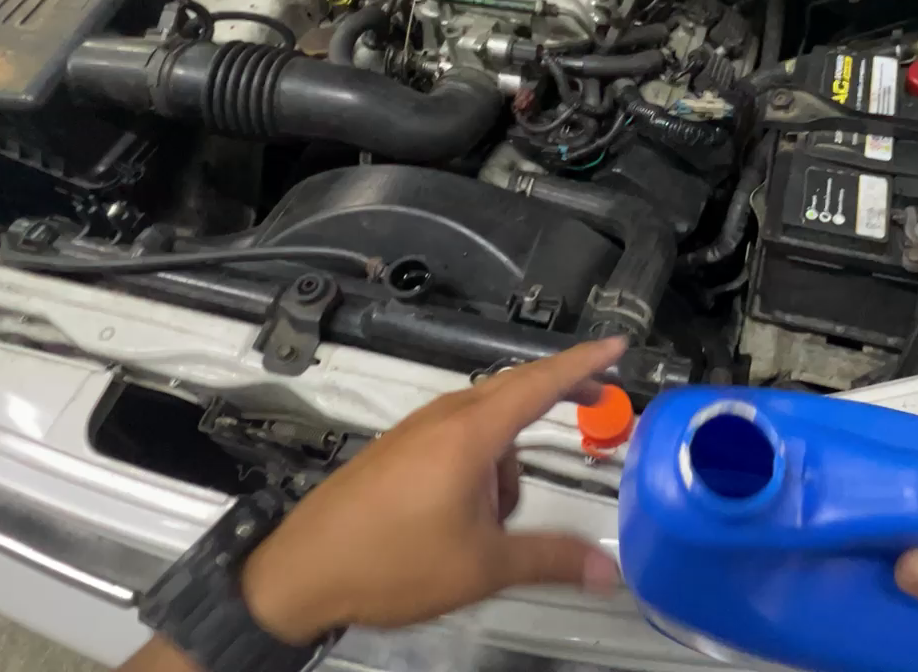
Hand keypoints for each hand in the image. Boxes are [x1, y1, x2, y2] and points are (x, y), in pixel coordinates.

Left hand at [239, 338, 627, 643]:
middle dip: (563, 392)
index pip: (542, 382)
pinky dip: (484, 462)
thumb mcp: (481, 567)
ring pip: (490, 423)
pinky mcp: (405, 445)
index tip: (618, 344)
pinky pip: (463, 436)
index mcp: (472, 431)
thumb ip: (550, 559)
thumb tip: (610, 571)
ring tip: (490, 526)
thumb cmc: (392, 562)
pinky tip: (464, 515)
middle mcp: (449, 415)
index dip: (585, 361)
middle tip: (600, 399)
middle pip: (519, 389)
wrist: (299, 573)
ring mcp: (423, 427)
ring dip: (510, 461)